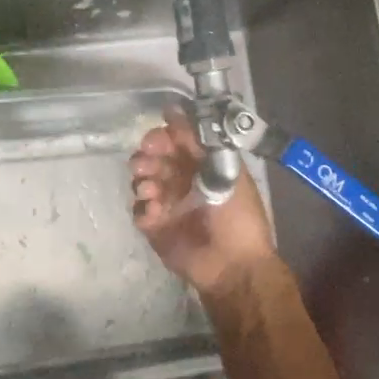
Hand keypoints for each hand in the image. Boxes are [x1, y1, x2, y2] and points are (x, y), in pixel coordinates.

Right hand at [130, 106, 276, 295]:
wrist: (234, 267)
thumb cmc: (238, 218)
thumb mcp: (226, 174)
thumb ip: (200, 143)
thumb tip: (175, 111)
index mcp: (203, 166)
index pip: (176, 142)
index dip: (164, 136)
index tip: (158, 137)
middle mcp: (182, 181)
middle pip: (154, 158)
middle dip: (147, 156)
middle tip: (146, 161)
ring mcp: (167, 204)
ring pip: (142, 180)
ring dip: (142, 179)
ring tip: (150, 189)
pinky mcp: (155, 227)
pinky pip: (139, 210)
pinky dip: (143, 207)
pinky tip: (155, 212)